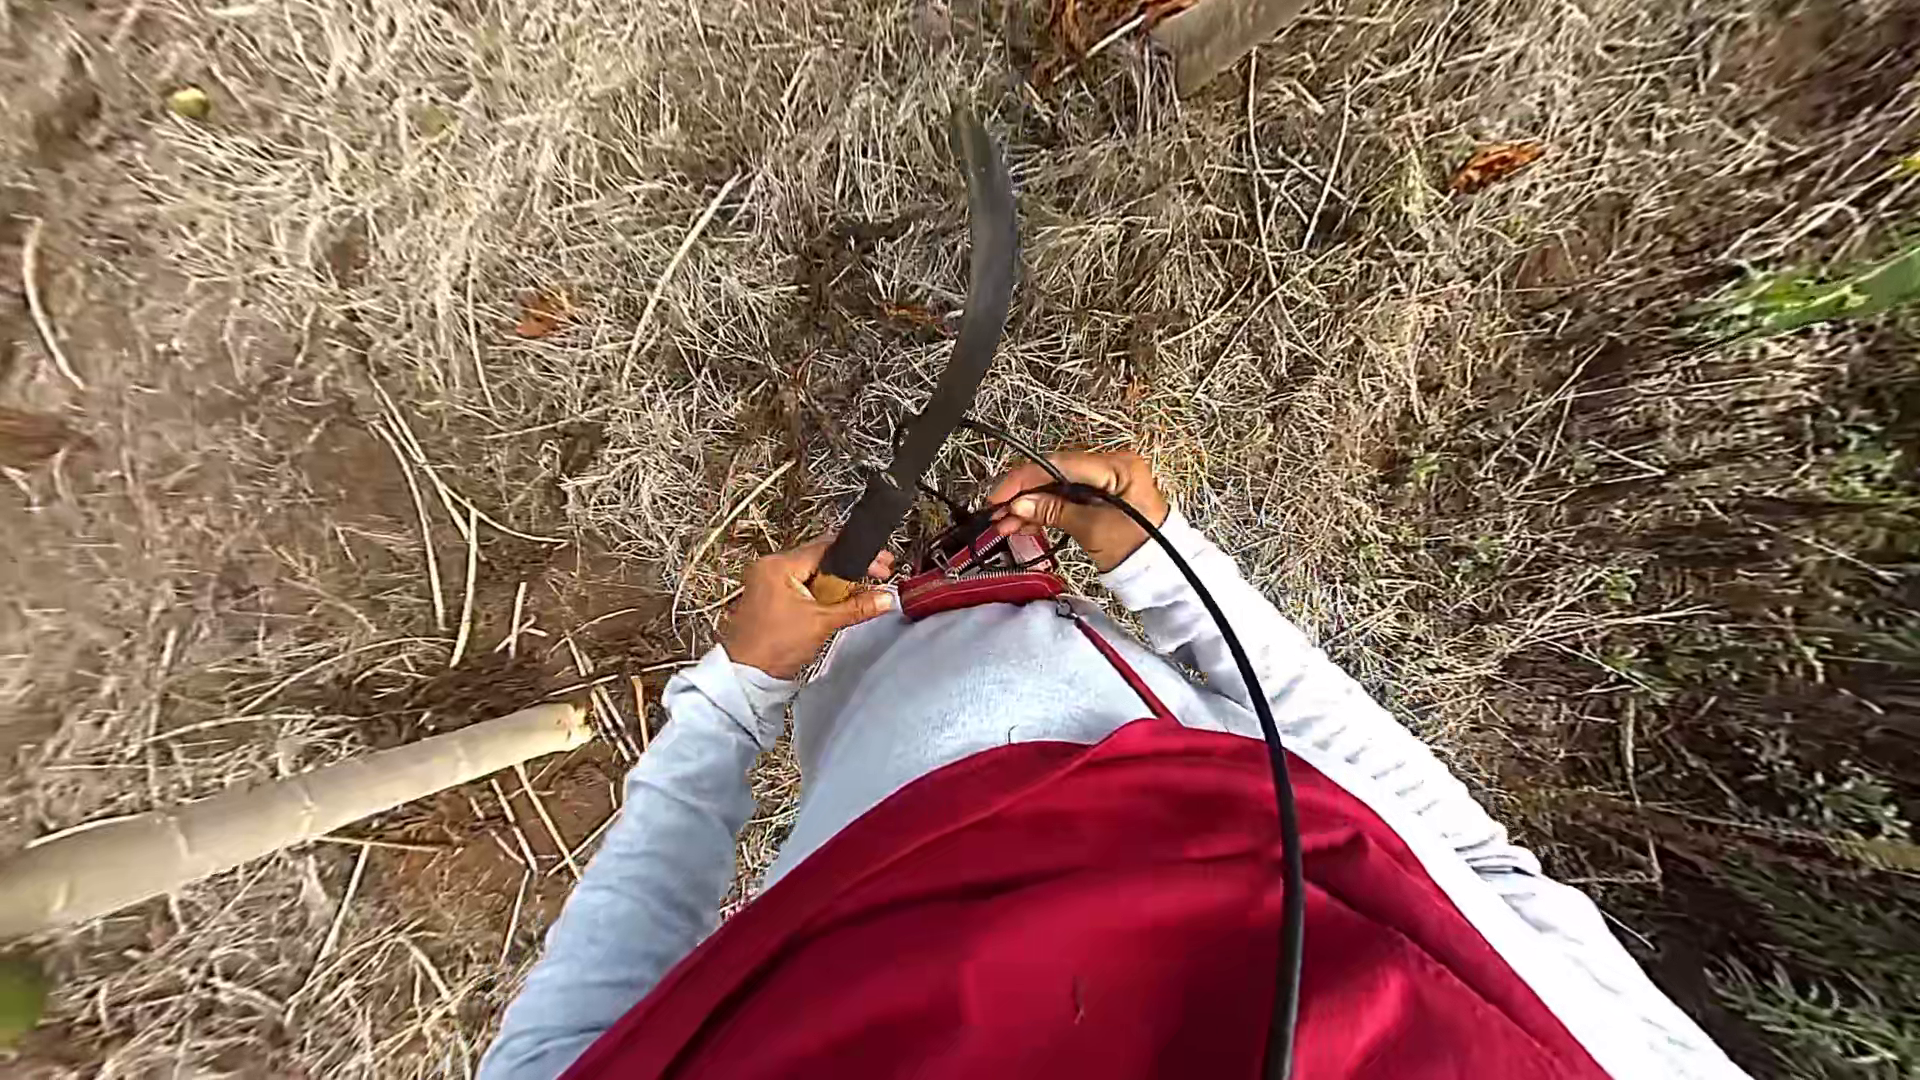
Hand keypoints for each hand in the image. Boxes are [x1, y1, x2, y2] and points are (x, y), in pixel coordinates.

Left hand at [721, 537, 895, 678]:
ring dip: (837, 583)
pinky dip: (822, 593)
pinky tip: (835, 605)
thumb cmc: (771, 649)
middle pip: (822, 559)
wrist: (746, 677)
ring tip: (857, 596)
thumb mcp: (823, 623)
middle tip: (876, 577)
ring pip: (814, 573)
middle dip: (850, 570)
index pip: (827, 548)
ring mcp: (769, 582)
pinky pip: (804, 586)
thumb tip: (884, 598)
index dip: (858, 557)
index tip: (880, 565)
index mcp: (779, 566)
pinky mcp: (772, 597)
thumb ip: (857, 607)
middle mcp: (771, 568)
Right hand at [986, 451, 1169, 571]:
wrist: (1161, 572)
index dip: (1024, 479)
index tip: (1000, 496)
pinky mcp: (1094, 500)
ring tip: (1004, 525)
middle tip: (997, 513)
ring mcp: (1100, 484)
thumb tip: (1018, 504)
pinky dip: (1040, 513)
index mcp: (1115, 466)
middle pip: (1052, 475)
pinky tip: (1019, 524)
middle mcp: (1107, 468)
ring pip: (1053, 490)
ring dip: (1027, 507)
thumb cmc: (1138, 548)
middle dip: (1022, 494)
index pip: (1059, 464)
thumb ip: (1054, 511)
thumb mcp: (1093, 528)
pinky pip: (1061, 501)